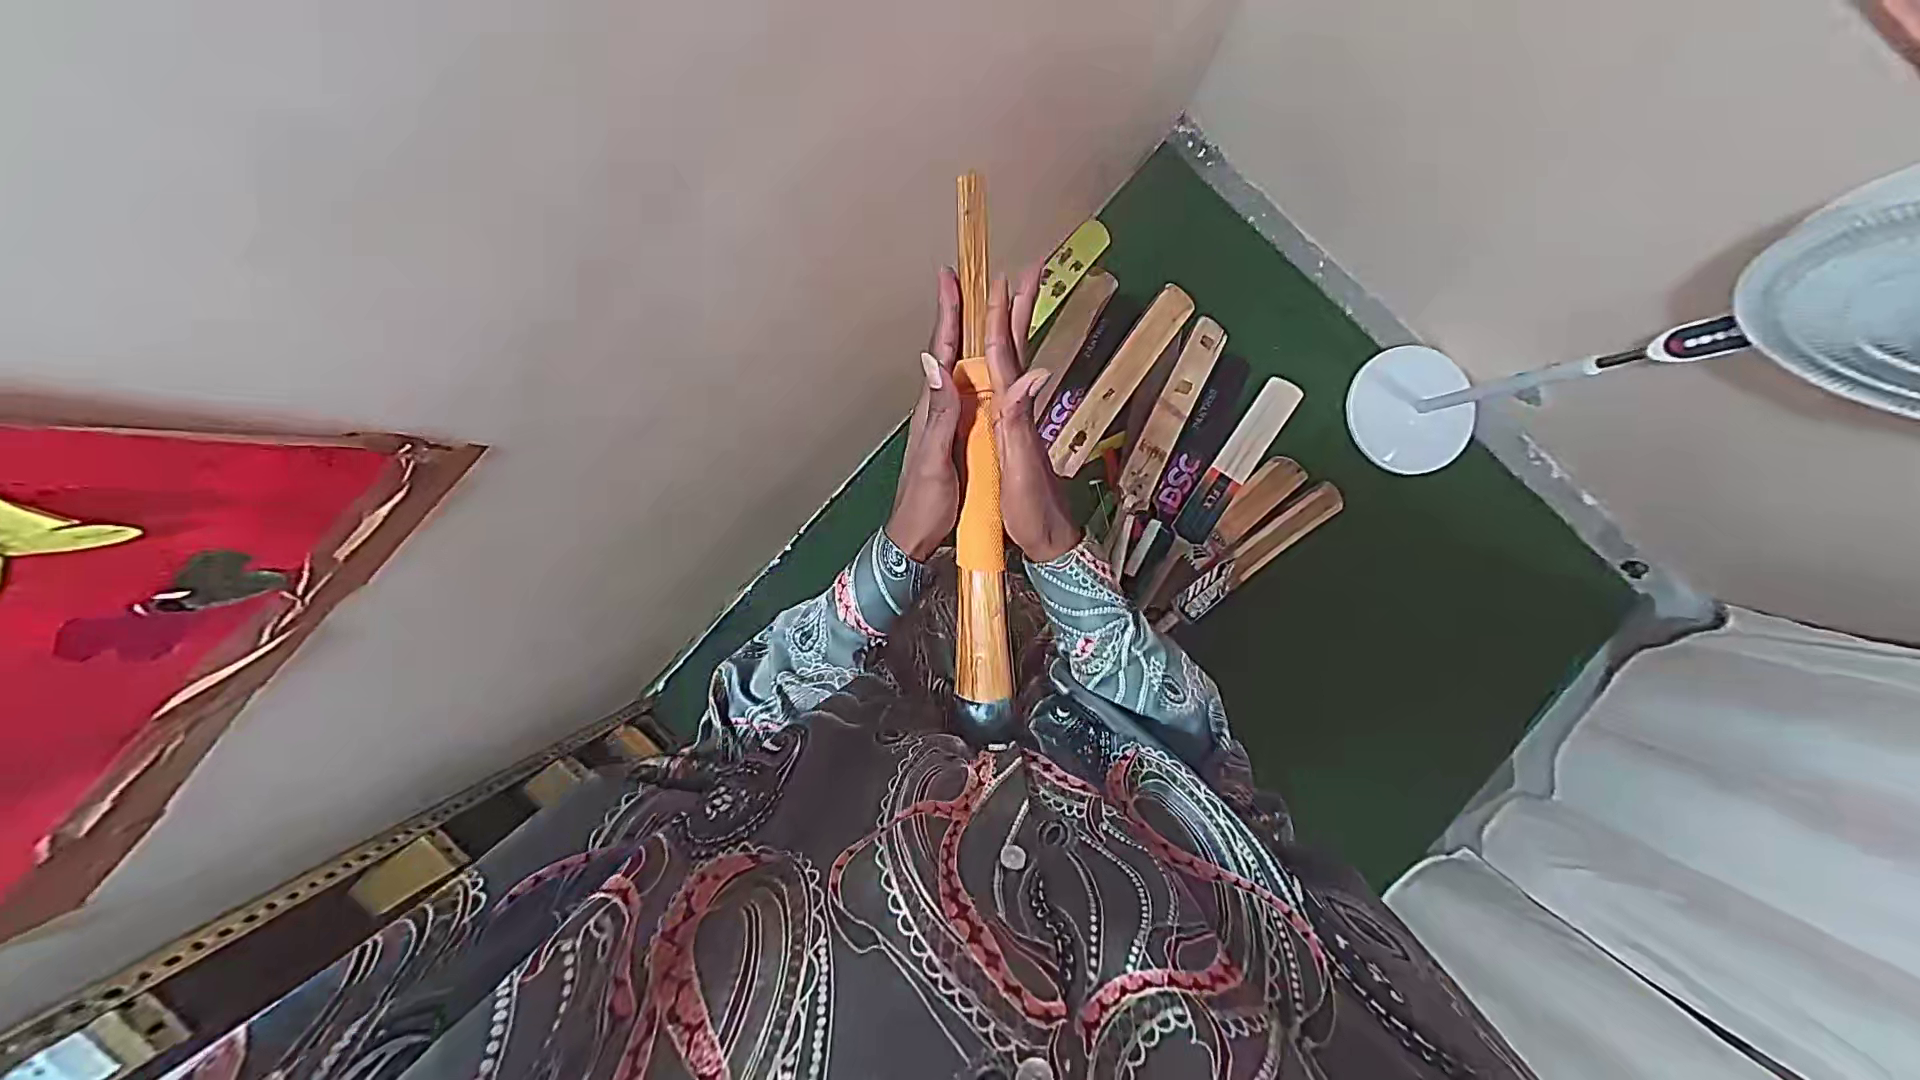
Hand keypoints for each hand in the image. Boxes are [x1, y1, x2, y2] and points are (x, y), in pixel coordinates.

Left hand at [884, 269, 963, 560]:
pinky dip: (983, 368)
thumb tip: (936, 362)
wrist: (918, 535)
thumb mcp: (935, 459)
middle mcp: (940, 406)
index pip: (941, 351)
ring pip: (965, 368)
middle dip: (966, 313)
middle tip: (978, 278)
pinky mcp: (960, 435)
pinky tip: (992, 364)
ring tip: (990, 307)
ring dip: (975, 335)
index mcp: (934, 408)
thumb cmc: (925, 502)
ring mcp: (950, 420)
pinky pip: (974, 392)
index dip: (947, 314)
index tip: (951, 276)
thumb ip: (940, 414)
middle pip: (954, 351)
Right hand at [985, 268, 1082, 561]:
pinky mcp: (1012, 437)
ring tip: (1008, 299)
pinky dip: (1000, 364)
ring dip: (1009, 329)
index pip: (1004, 359)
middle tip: (1024, 269)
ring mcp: (1016, 423)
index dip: (998, 320)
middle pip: (1014, 352)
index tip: (997, 281)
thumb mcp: (1020, 471)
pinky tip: (996, 360)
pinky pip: (1002, 389)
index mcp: (1013, 416)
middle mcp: (1016, 412)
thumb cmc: (1032, 512)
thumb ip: (1018, 423)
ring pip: (1011, 366)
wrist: (1050, 540)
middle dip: (1016, 309)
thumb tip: (1029, 374)